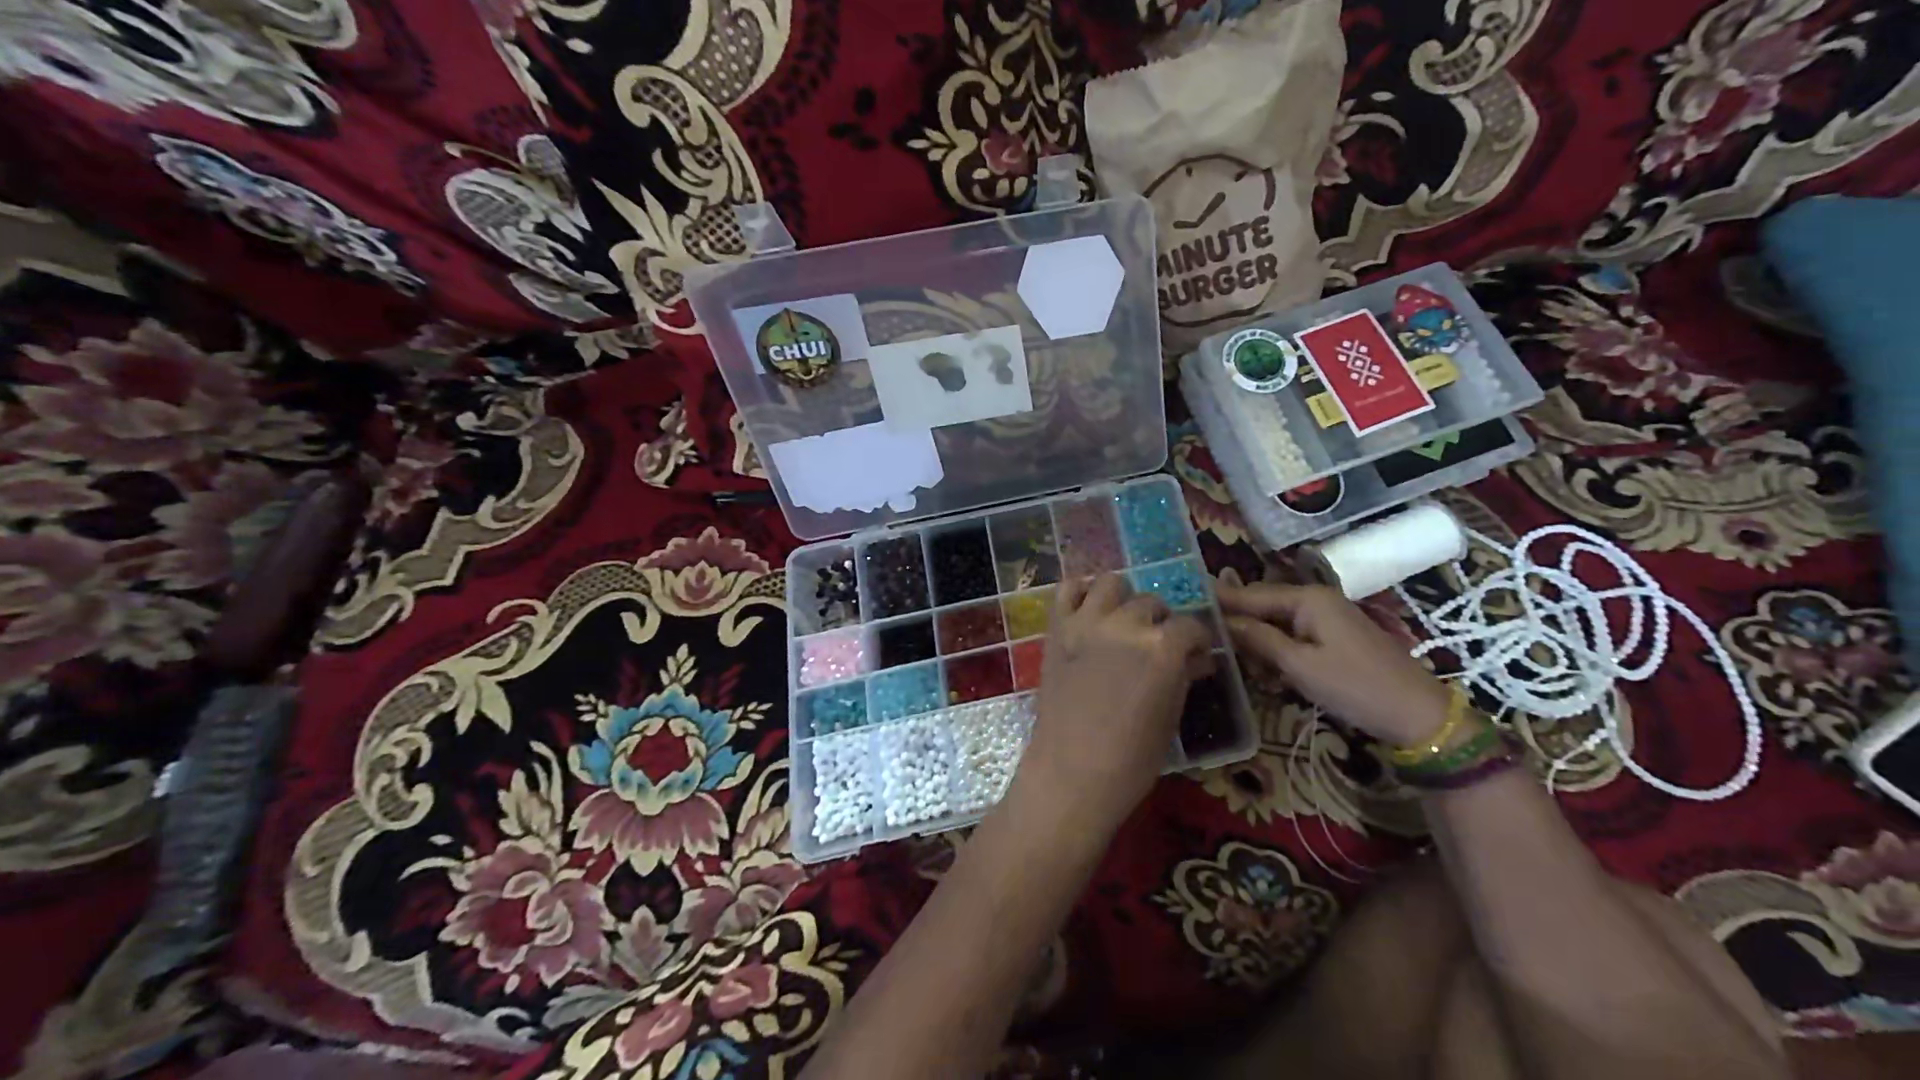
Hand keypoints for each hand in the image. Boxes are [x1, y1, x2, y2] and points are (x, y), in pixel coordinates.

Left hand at [1012, 574, 1213, 833]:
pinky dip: (1080, 592)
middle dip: (1161, 622)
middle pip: (1152, 603)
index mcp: (1163, 647)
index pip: (1191, 626)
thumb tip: (1198, 660)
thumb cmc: (1131, 759)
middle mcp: (1126, 624)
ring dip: (1123, 599)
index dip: (1198, 641)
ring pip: (1112, 583)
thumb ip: (1183, 678)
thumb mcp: (1170, 718)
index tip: (1196, 655)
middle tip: (1157, 646)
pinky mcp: (1057, 628)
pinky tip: (1090, 611)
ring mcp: (1086, 621)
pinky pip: (1067, 589)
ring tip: (1123, 624)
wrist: (1071, 773)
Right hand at [1219, 582, 1450, 746]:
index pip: (1249, 594)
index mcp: (1306, 598)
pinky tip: (1263, 669)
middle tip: (1202, 638)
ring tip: (1228, 657)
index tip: (1186, 604)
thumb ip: (1258, 639)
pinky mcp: (1334, 637)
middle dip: (1235, 622)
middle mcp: (1315, 599)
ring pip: (1275, 622)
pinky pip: (1292, 635)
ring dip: (1254, 640)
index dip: (1218, 601)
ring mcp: (1327, 618)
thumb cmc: (1355, 687)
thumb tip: (1221, 621)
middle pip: (1262, 605)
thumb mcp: (1299, 665)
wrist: (1418, 715)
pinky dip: (1275, 649)